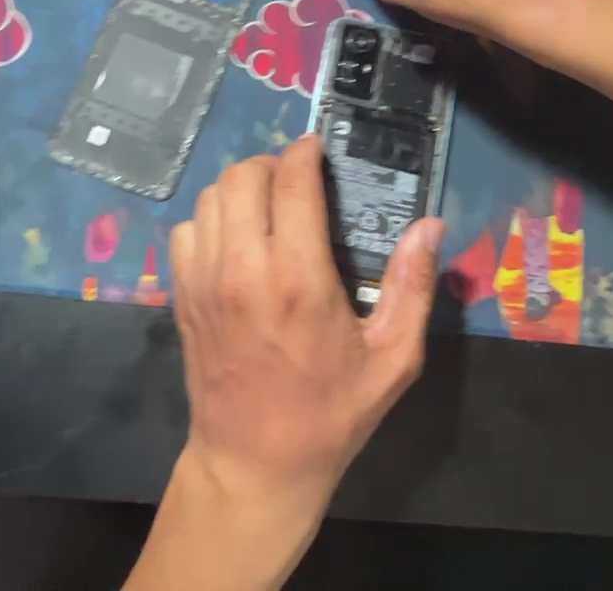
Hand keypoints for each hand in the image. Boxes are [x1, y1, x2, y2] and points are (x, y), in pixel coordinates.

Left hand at [169, 134, 443, 504]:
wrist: (254, 464)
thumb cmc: (329, 412)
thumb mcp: (391, 359)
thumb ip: (413, 287)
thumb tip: (430, 225)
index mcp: (296, 278)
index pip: (291, 184)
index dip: (305, 153)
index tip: (317, 148)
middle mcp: (242, 267)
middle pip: (242, 176)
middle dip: (272, 165)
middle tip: (296, 180)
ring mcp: (203, 280)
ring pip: (210, 197)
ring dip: (240, 188)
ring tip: (268, 205)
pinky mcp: (181, 295)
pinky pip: (187, 228)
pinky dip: (210, 218)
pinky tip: (234, 238)